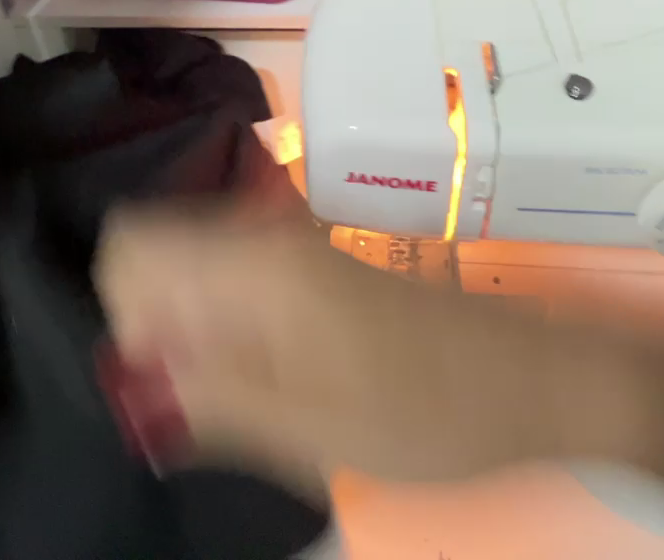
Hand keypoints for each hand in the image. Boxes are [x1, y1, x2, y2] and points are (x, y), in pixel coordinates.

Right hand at [96, 210, 663, 492]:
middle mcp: (261, 235)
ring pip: (191, 269)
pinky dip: (224, 327)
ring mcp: (287, 245)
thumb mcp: (308, 427)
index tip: (164, 380)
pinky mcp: (310, 265)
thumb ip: (207, 398)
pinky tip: (267, 377)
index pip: (131, 247)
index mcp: (252, 263)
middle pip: (156, 252)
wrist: (536, 379)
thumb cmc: (430, 408)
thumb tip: (132, 385)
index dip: (127, 316)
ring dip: (191, 331)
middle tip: (201, 397)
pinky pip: (230, 280)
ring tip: (241, 395)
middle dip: (155, 325)